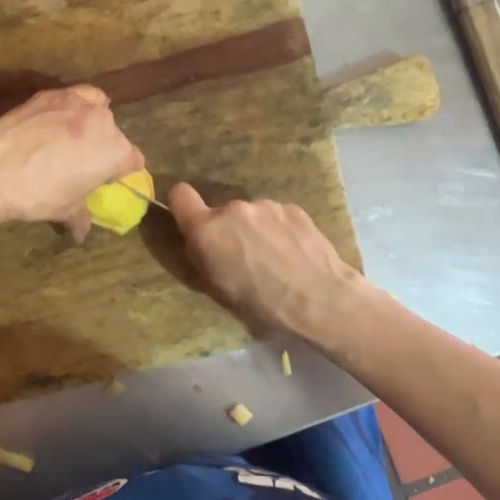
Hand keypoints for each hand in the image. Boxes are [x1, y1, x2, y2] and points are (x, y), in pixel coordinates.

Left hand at [0, 86, 143, 233]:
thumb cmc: (35, 195)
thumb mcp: (64, 210)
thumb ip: (81, 216)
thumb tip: (81, 231)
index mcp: (115, 153)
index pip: (133, 161)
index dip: (121, 172)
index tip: (107, 179)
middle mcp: (104, 122)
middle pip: (114, 134)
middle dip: (103, 148)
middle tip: (82, 164)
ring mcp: (77, 103)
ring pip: (97, 110)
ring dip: (90, 123)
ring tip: (71, 139)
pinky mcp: (52, 93)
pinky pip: (75, 96)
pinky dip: (72, 106)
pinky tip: (57, 121)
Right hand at [167, 183, 364, 336]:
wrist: (319, 298)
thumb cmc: (261, 304)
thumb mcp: (218, 288)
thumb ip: (204, 256)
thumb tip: (203, 243)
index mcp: (207, 230)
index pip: (180, 196)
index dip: (183, 206)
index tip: (192, 221)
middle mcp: (233, 209)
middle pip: (221, 213)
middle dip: (228, 230)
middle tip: (243, 258)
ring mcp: (266, 205)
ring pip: (251, 215)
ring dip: (255, 230)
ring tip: (274, 259)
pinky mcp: (293, 208)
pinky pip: (275, 217)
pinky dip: (279, 231)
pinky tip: (294, 253)